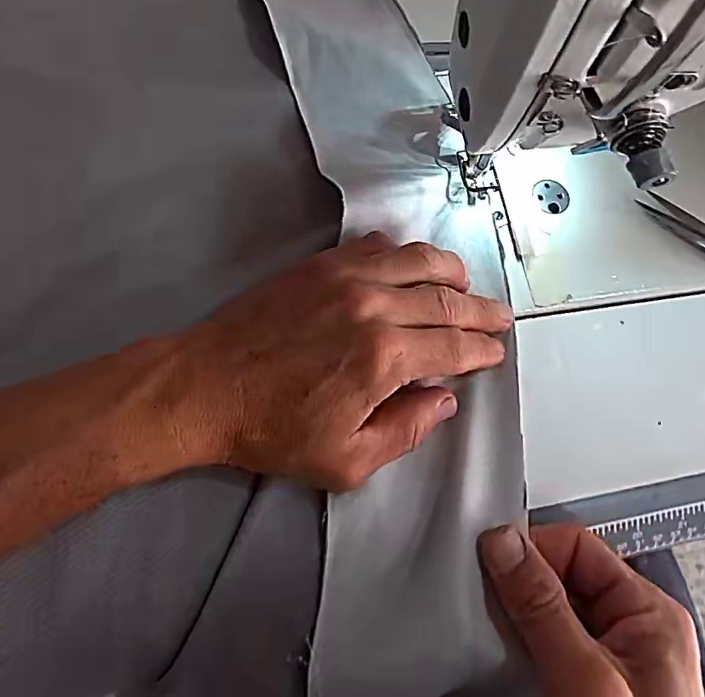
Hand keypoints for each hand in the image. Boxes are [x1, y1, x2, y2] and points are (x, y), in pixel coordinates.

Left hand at [168, 232, 511, 491]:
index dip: (480, 349)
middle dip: (480, 310)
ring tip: (466, 282)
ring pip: (418, 260)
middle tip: (497, 316)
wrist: (207, 384)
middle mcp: (372, 307)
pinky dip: (403, 251)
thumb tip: (442, 400)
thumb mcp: (345, 460)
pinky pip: (376, 245)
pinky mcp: (322, 263)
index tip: (493, 351)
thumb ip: (405, 430)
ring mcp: (346, 276)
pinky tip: (410, 262)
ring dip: (450, 271)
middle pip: (446, 300)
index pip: (453, 347)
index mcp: (383, 358)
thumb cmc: (271, 427)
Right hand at [479, 523, 702, 696]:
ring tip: (494, 640)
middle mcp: (632, 633)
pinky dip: (519, 653)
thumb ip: (543, 608)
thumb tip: (505, 545)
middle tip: (488, 606)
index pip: (577, 547)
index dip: (532, 550)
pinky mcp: (586, 692)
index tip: (491, 562)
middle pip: (561, 578)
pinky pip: (544, 649)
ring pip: (547, 614)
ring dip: (516, 624)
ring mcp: (609, 666)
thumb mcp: (585, 681)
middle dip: (521, 590)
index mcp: (648, 615)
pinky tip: (504, 667)